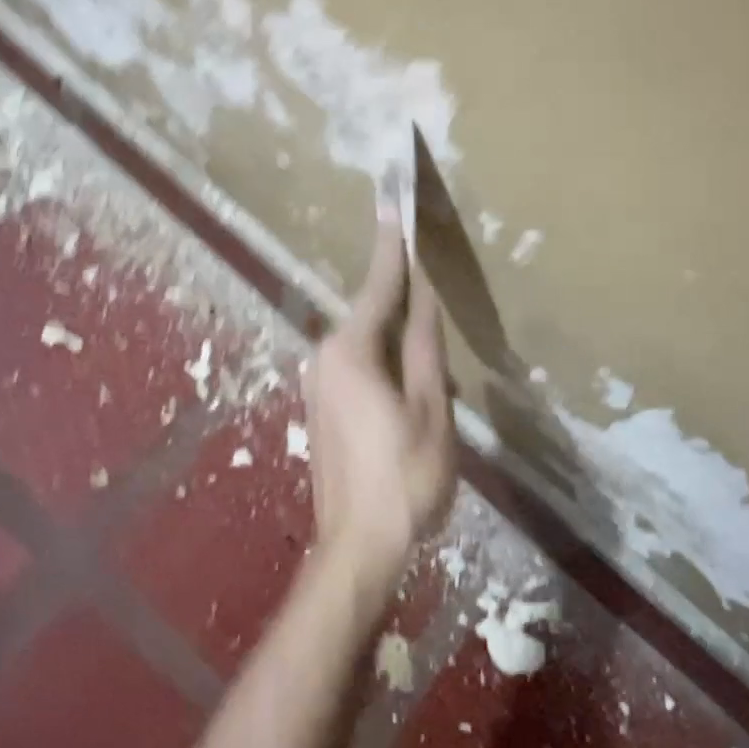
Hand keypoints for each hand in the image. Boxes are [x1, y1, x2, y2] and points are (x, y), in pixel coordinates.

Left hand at [304, 193, 455, 581]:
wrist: (356, 545)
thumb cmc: (404, 478)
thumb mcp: (430, 409)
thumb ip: (425, 347)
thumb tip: (423, 294)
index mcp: (350, 351)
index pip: (378, 285)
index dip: (392, 245)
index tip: (393, 202)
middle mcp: (324, 358)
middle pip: (371, 314)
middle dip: (402, 296)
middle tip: (428, 268)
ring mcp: (317, 384)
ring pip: (366, 344)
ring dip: (398, 337)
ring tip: (431, 340)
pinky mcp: (321, 408)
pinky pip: (357, 368)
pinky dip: (385, 362)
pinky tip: (410, 382)